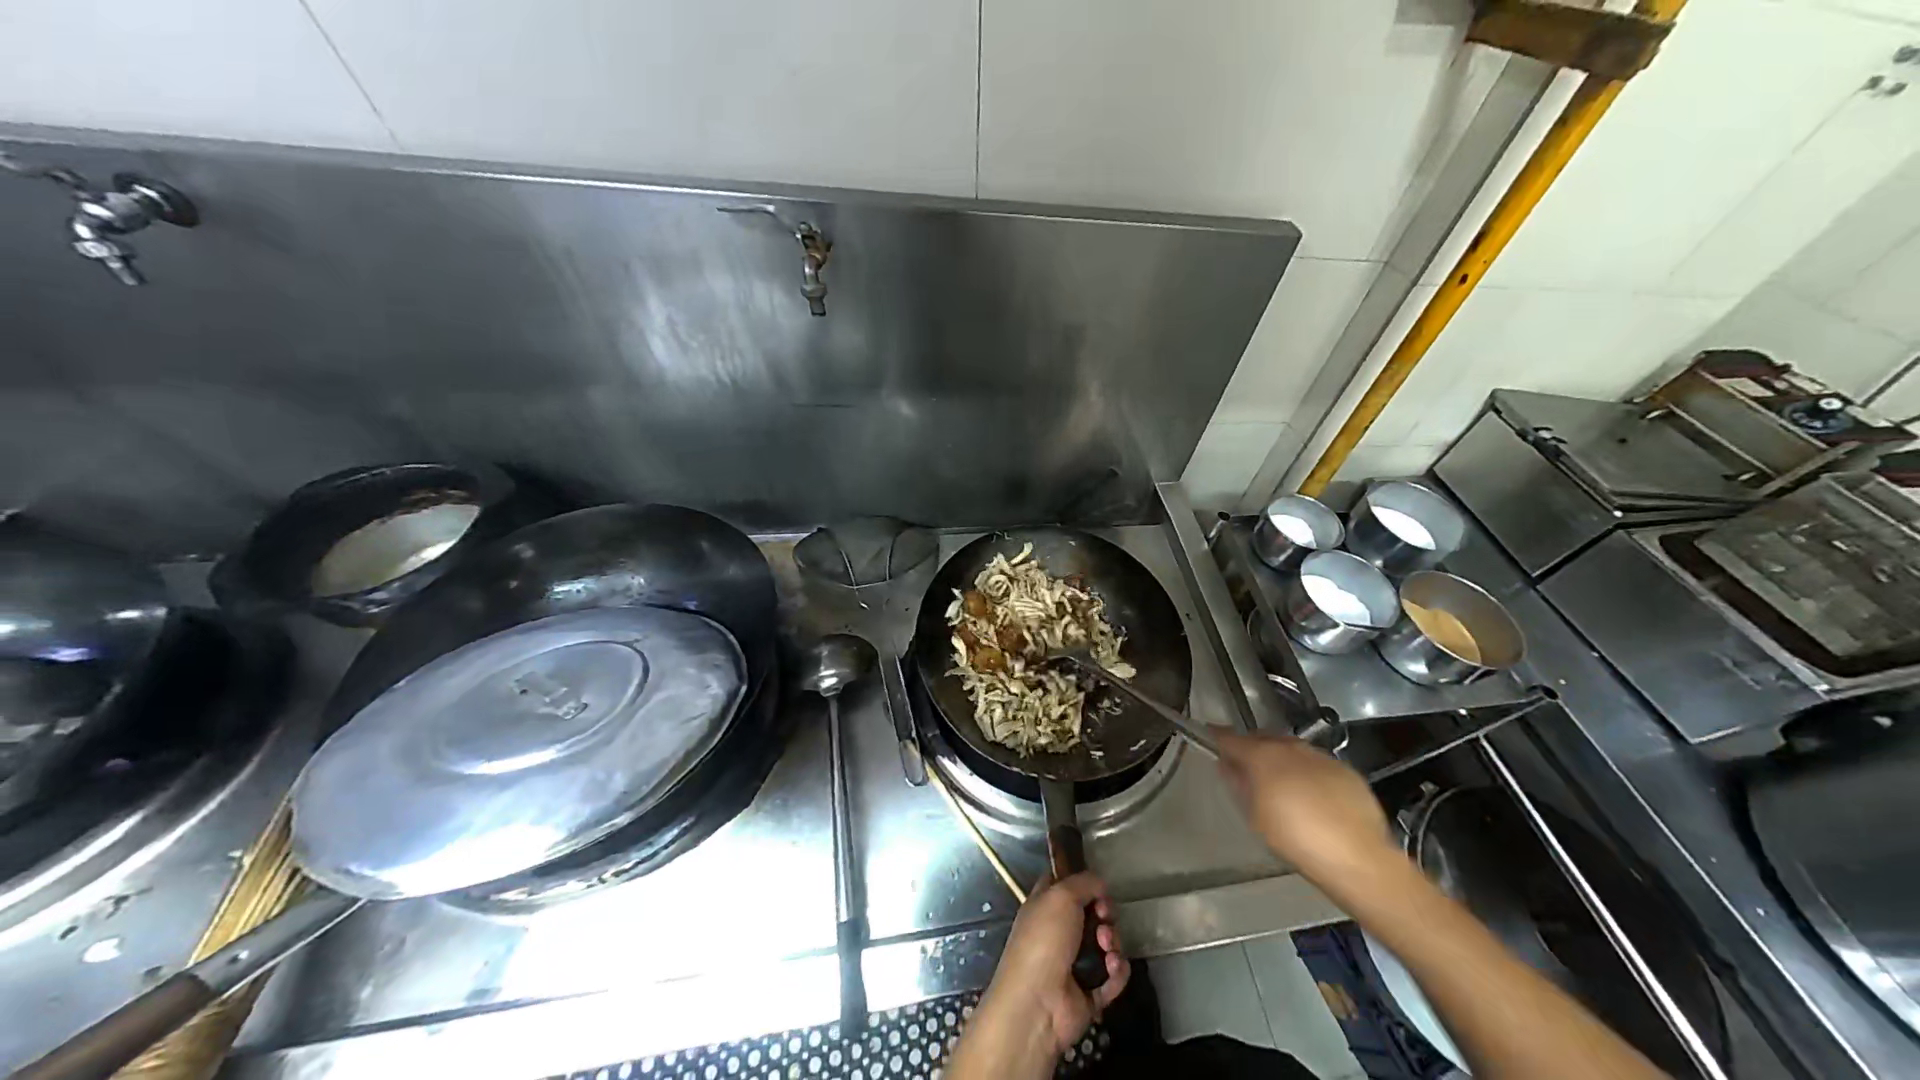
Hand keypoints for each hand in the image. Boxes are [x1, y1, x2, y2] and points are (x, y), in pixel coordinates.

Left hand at [954, 873, 1129, 1079]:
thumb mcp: (1060, 895)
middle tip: (1104, 918)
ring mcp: (1076, 963)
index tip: (1096, 886)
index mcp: (1045, 906)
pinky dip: (1117, 971)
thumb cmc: (1044, 940)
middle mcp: (1059, 932)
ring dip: (1112, 943)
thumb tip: (1101, 883)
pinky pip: (1113, 976)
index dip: (1082, 882)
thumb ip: (1084, 882)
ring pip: (1107, 943)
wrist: (1038, 1002)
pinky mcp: (1091, 992)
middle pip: (1094, 914)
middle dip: (1105, 914)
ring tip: (1106, 948)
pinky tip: (1111, 968)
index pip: (1064, 885)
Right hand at [1215, 730, 1397, 886]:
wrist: (1356, 856)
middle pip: (1262, 738)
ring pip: (1292, 749)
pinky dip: (1308, 772)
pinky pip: (1317, 764)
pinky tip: (1312, 797)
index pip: (1230, 738)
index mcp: (1262, 755)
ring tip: (1280, 783)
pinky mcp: (1346, 770)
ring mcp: (1321, 756)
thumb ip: (1238, 784)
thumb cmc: (1294, 838)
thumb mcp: (1254, 815)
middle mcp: (1291, 747)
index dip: (1218, 738)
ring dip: (1281, 759)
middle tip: (1246, 768)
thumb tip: (1228, 765)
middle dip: (1252, 748)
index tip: (1211, 739)